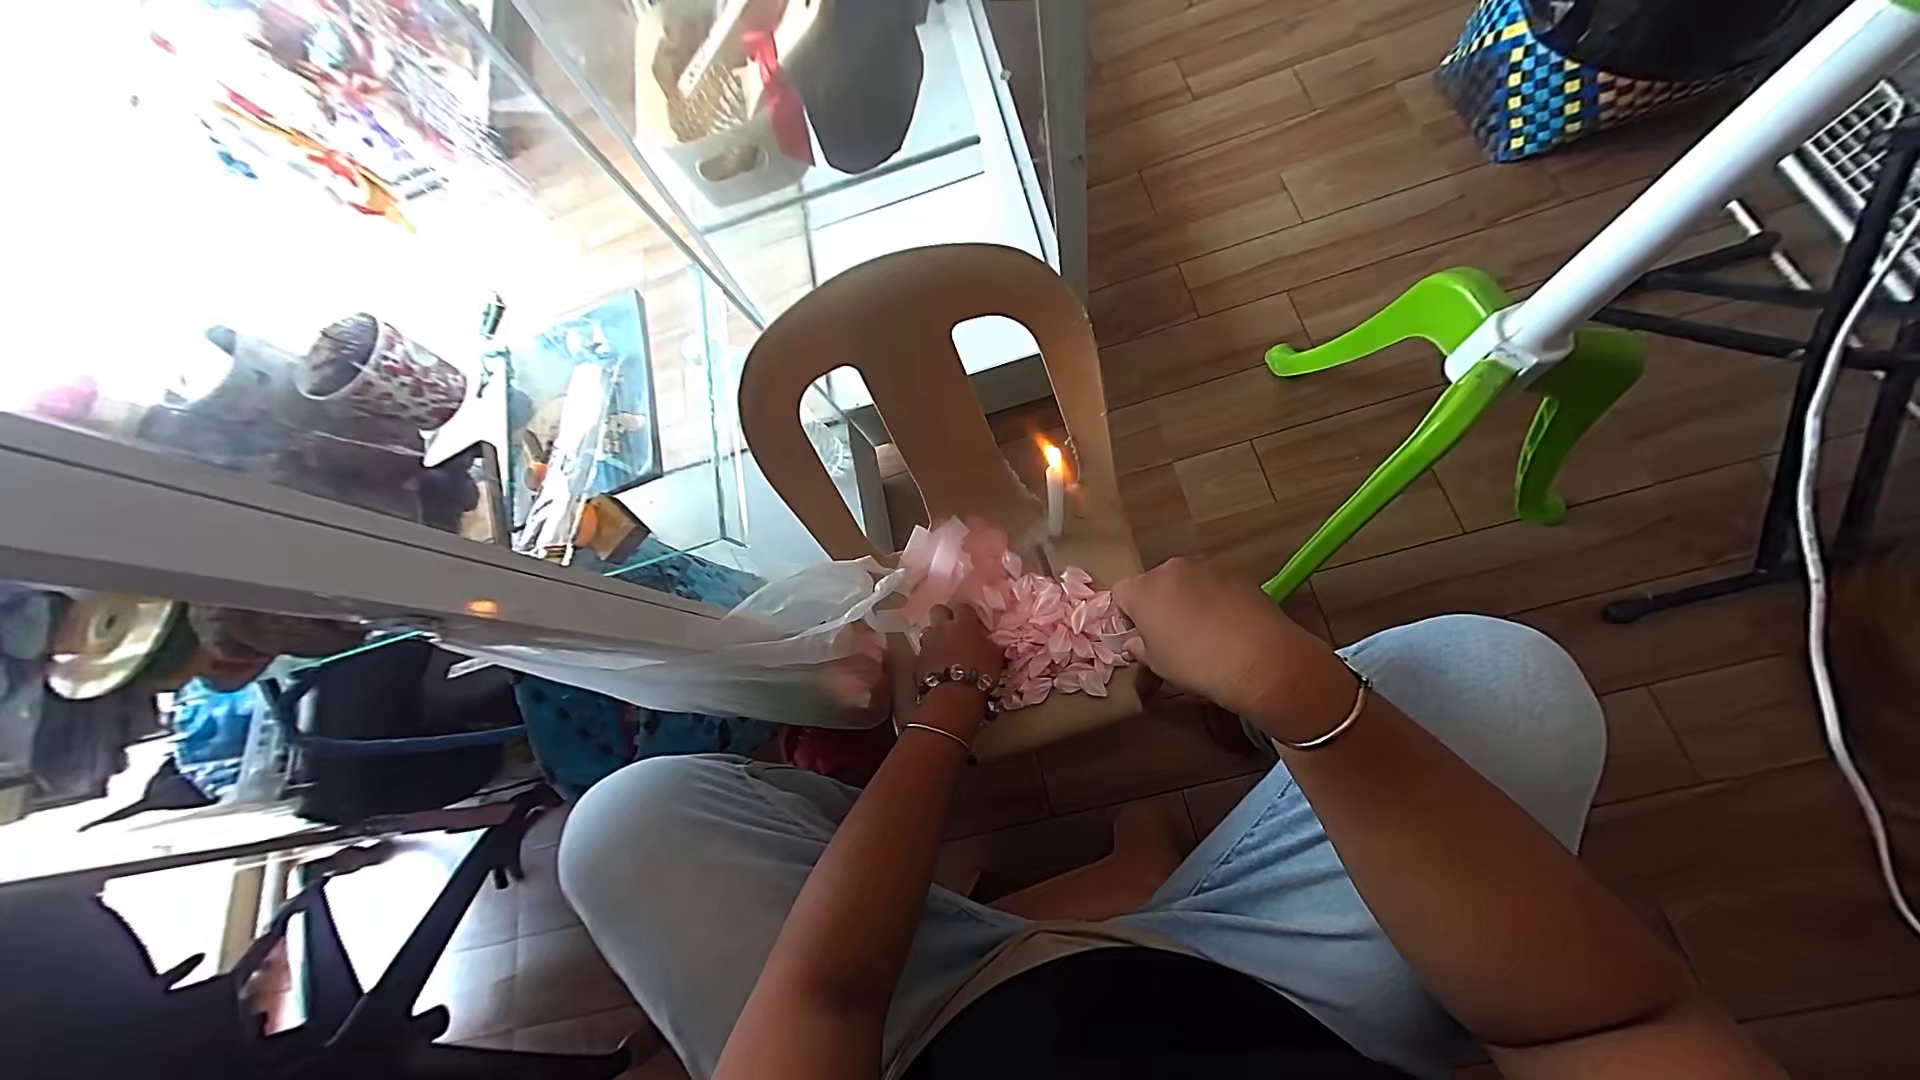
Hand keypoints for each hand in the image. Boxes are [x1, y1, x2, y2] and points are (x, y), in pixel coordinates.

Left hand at [916, 604, 1004, 684]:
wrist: (954, 694)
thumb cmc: (980, 673)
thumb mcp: (995, 656)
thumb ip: (990, 643)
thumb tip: (990, 641)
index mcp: (963, 623)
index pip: (962, 606)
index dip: (966, 612)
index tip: (971, 621)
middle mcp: (942, 628)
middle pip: (938, 610)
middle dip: (944, 616)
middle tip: (953, 628)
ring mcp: (928, 642)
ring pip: (927, 630)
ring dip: (934, 636)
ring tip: (943, 648)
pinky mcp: (918, 658)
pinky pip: (923, 650)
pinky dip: (929, 654)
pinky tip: (936, 664)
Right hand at [1113, 558, 1350, 734]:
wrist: (1261, 659)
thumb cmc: (1195, 663)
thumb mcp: (1157, 664)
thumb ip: (1139, 647)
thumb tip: (1136, 641)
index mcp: (1142, 589)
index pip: (1121, 593)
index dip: (1128, 615)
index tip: (1141, 637)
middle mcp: (1170, 569)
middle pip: (1154, 583)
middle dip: (1159, 604)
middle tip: (1172, 635)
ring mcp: (1206, 567)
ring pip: (1186, 582)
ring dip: (1188, 599)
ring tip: (1205, 630)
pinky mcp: (1237, 572)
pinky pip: (1215, 584)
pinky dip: (1216, 599)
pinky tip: (1229, 625)